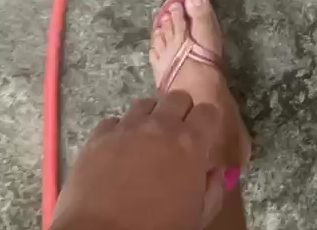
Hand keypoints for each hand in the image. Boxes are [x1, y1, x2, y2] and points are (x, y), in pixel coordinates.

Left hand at [51, 91, 230, 229]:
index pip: (208, 111)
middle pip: (178, 97)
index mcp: (190, 143)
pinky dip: (120, 132)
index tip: (205, 135)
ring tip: (146, 142)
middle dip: (181, 113)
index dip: (208, 122)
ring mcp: (128, 127)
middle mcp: (160, 125)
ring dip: (150, 118)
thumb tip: (216, 172)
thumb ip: (214, 191)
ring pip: (146, 104)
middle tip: (177, 137)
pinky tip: (118, 152)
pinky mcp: (100, 135)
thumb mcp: (197, 218)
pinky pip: (115, 122)